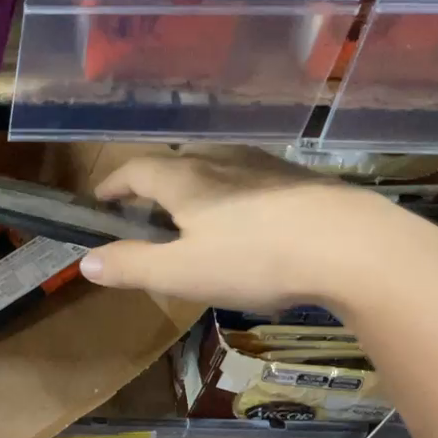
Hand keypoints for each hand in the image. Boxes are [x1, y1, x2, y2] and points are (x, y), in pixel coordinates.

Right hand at [79, 148, 437, 314]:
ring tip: (190, 223)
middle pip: (177, 166)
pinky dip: (229, 201)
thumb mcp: (180, 273)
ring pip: (216, 172)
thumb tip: (86, 261)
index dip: (114, 184)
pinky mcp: (299, 184)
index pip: (138, 170)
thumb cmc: (254, 260)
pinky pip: (249, 185)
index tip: (99, 201)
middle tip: (141, 216)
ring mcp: (265, 170)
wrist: (352, 248)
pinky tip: (242, 229)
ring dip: (193, 191)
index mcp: (187, 181)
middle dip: (152, 187)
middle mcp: (223, 164)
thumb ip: (131, 266)